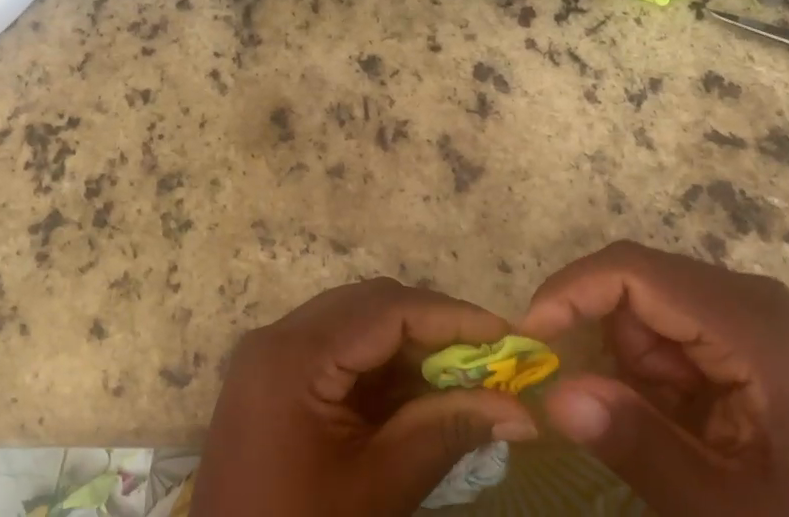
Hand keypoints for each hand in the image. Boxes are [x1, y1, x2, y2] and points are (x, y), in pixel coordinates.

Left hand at [194, 278, 539, 516]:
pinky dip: (379, 364)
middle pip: (369, 305)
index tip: (506, 335)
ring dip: (408, 345)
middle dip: (432, 327)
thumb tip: (519, 410)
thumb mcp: (381, 484)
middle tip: (487, 359)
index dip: (450, 315)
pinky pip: (335, 348)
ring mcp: (269, 355)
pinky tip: (416, 391)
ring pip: (354, 322)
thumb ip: (447, 430)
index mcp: (294, 355)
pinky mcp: (271, 377)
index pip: (386, 308)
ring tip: (461, 377)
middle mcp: (276, 337)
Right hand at [520, 242, 788, 516]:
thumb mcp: (721, 509)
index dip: (572, 293)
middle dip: (601, 342)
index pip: (636, 271)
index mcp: (751, 324)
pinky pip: (663, 332)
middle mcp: (747, 298)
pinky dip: (649, 376)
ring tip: (668, 436)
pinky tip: (681, 425)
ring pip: (642, 309)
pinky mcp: (738, 331)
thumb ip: (638, 447)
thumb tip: (553, 395)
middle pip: (635, 285)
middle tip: (596, 411)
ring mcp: (745, 311)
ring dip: (627, 367)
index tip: (527, 339)